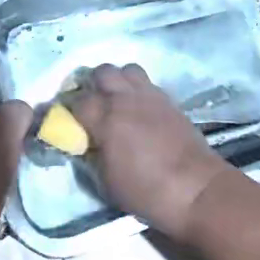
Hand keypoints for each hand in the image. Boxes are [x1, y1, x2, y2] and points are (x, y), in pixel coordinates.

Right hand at [72, 63, 236, 238]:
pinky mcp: (169, 100)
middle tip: (92, 105)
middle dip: (93, 85)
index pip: (77, 101)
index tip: (65, 120)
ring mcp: (151, 96)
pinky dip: (138, 89)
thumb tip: (85, 141)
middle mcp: (127, 99)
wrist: (194, 187)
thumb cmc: (145, 190)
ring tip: (117, 101)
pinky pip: (147, 83)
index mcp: (106, 119)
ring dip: (118, 80)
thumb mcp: (105, 181)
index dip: (67, 110)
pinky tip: (138, 108)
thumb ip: (91, 154)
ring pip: (128, 69)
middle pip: (103, 72)